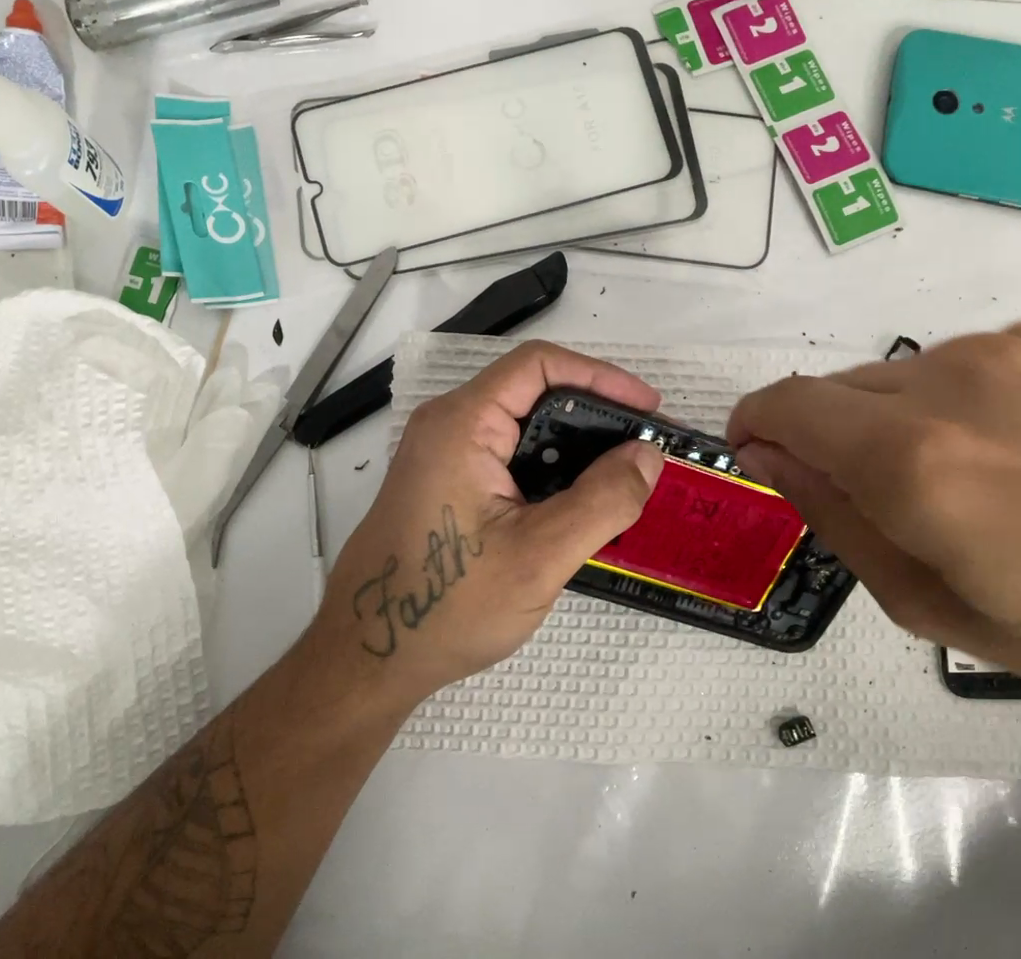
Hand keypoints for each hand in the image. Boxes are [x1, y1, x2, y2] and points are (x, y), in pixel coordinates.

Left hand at [307, 342, 664, 706]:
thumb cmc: (448, 606)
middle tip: (646, 452)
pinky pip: (507, 460)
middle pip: (532, 393)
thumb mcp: (538, 556)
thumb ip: (602, 501)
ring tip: (625, 481)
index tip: (649, 409)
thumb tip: (647, 456)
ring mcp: (441, 458)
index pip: (539, 365)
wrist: (371, 656)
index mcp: (462, 424)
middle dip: (595, 416)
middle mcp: (447, 427)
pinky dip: (548, 473)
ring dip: (574, 450)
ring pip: (522, 430)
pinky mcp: (444, 487)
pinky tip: (580, 506)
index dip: (602, 376)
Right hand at [727, 320, 1020, 836]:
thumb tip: (770, 458)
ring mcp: (1014, 351)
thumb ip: (837, 519)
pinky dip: (951, 402)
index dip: (753, 428)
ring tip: (963, 488)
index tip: (757, 460)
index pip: (784, 404)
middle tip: (873, 504)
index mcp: (915, 460)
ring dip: (890, 420)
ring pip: (899, 374)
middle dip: (824, 437)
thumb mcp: (937, 608)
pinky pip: (963, 364)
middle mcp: (954, 381)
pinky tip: (1019, 455)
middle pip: (836, 387)